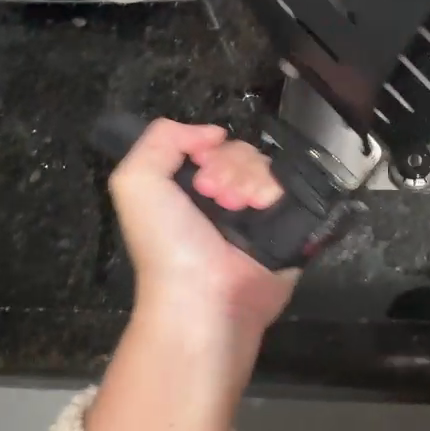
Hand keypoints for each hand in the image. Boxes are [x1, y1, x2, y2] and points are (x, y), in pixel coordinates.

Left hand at [108, 120, 297, 336]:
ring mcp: (258, 216)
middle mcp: (224, 200)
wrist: (204, 298)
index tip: (200, 172)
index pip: (213, 147)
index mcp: (189, 189)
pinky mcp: (287, 229)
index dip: (209, 150)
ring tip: (239, 208)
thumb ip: (160, 139)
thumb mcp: (136, 183)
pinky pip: (294, 190)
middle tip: (215, 197)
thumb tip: (214, 132)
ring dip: (251, 182)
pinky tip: (262, 211)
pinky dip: (277, 195)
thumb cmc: (167, 244)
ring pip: (268, 168)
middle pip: (243, 154)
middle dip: (230, 168)